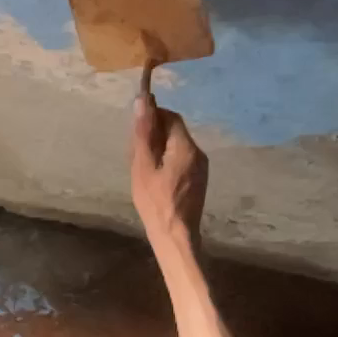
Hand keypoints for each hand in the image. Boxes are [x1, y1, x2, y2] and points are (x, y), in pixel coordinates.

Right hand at [131, 92, 207, 252]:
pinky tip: (155, 177)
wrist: (175, 235)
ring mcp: (201, 166)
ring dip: (159, 149)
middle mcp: (198, 152)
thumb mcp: (143, 166)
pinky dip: (167, 160)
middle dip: (154, 135)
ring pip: (177, 145)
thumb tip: (142, 101)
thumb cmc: (155, 201)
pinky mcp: (199, 178)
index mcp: (186, 146)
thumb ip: (143, 133)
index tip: (136, 132)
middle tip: (136, 154)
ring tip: (143, 168)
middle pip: (174, 130)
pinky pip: (182, 159)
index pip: (170, 116)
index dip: (152, 117)